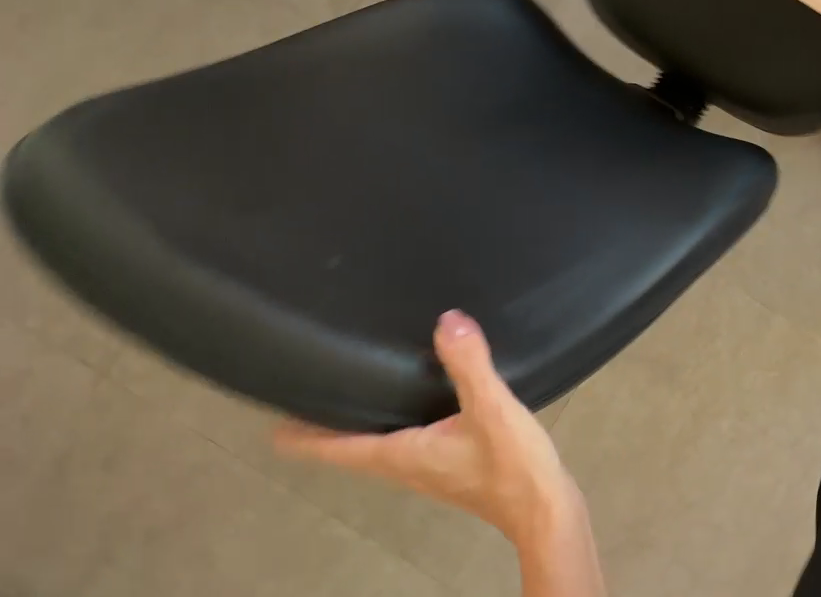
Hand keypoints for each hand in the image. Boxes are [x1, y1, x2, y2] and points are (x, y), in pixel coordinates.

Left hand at [274, 311, 580, 546]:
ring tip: (363, 382)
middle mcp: (400, 465)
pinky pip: (405, 438)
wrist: (541, 504)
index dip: (297, 430)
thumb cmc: (509, 464)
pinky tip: (420, 398)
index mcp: (397, 454)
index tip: (276, 406)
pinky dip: (395, 419)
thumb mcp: (492, 408)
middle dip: (328, 417)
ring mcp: (424, 468)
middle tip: (318, 378)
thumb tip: (447, 320)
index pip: (327, 448)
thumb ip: (469, 365)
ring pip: (376, 442)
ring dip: (362, 419)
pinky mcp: (447, 464)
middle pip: (346, 445)